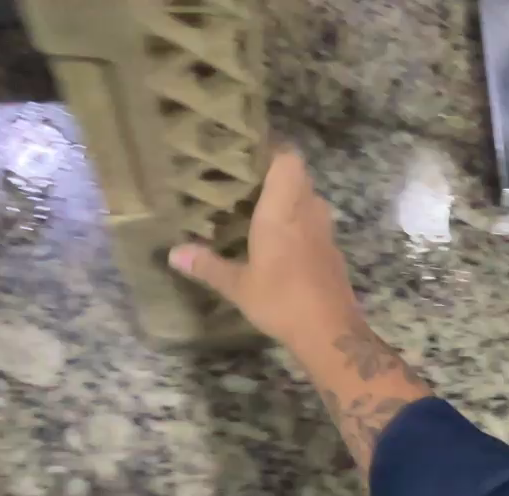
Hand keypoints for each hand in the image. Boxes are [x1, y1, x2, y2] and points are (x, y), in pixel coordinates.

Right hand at [169, 147, 366, 351]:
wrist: (330, 332)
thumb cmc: (281, 301)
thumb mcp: (238, 286)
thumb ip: (208, 266)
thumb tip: (174, 253)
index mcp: (282, 208)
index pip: (288, 158)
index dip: (273, 151)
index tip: (250, 157)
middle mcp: (308, 212)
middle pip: (299, 178)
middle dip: (277, 179)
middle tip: (249, 187)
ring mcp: (326, 233)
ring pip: (310, 202)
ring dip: (292, 204)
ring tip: (264, 214)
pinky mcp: (334, 254)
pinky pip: (317, 227)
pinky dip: (303, 228)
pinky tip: (285, 246)